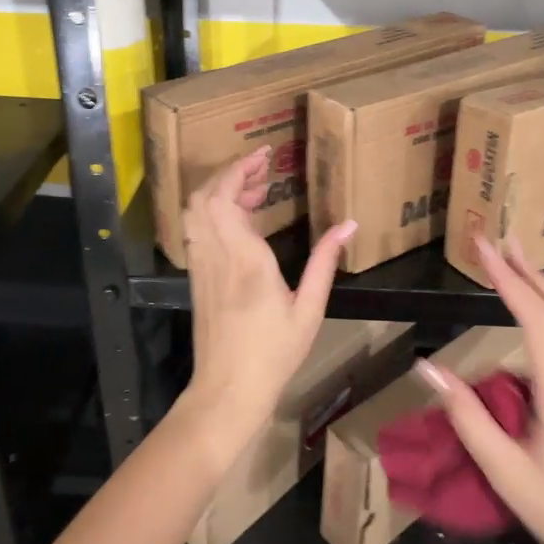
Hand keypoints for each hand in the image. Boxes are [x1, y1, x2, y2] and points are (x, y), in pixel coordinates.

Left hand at [177, 147, 358, 454]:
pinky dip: (211, 212)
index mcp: (245, 259)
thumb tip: (348, 225)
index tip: (264, 154)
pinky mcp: (197, 278)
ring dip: (218, 191)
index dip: (240, 168)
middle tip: (262, 169)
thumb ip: (325, 263)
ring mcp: (201, 266)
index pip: (226, 196)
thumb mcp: (309, 310)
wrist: (227, 389)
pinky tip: (239, 220)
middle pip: (204, 196)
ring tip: (254, 191)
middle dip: (229, 173)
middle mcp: (216, 254)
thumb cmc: (273, 353)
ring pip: (195, 211)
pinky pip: (196, 230)